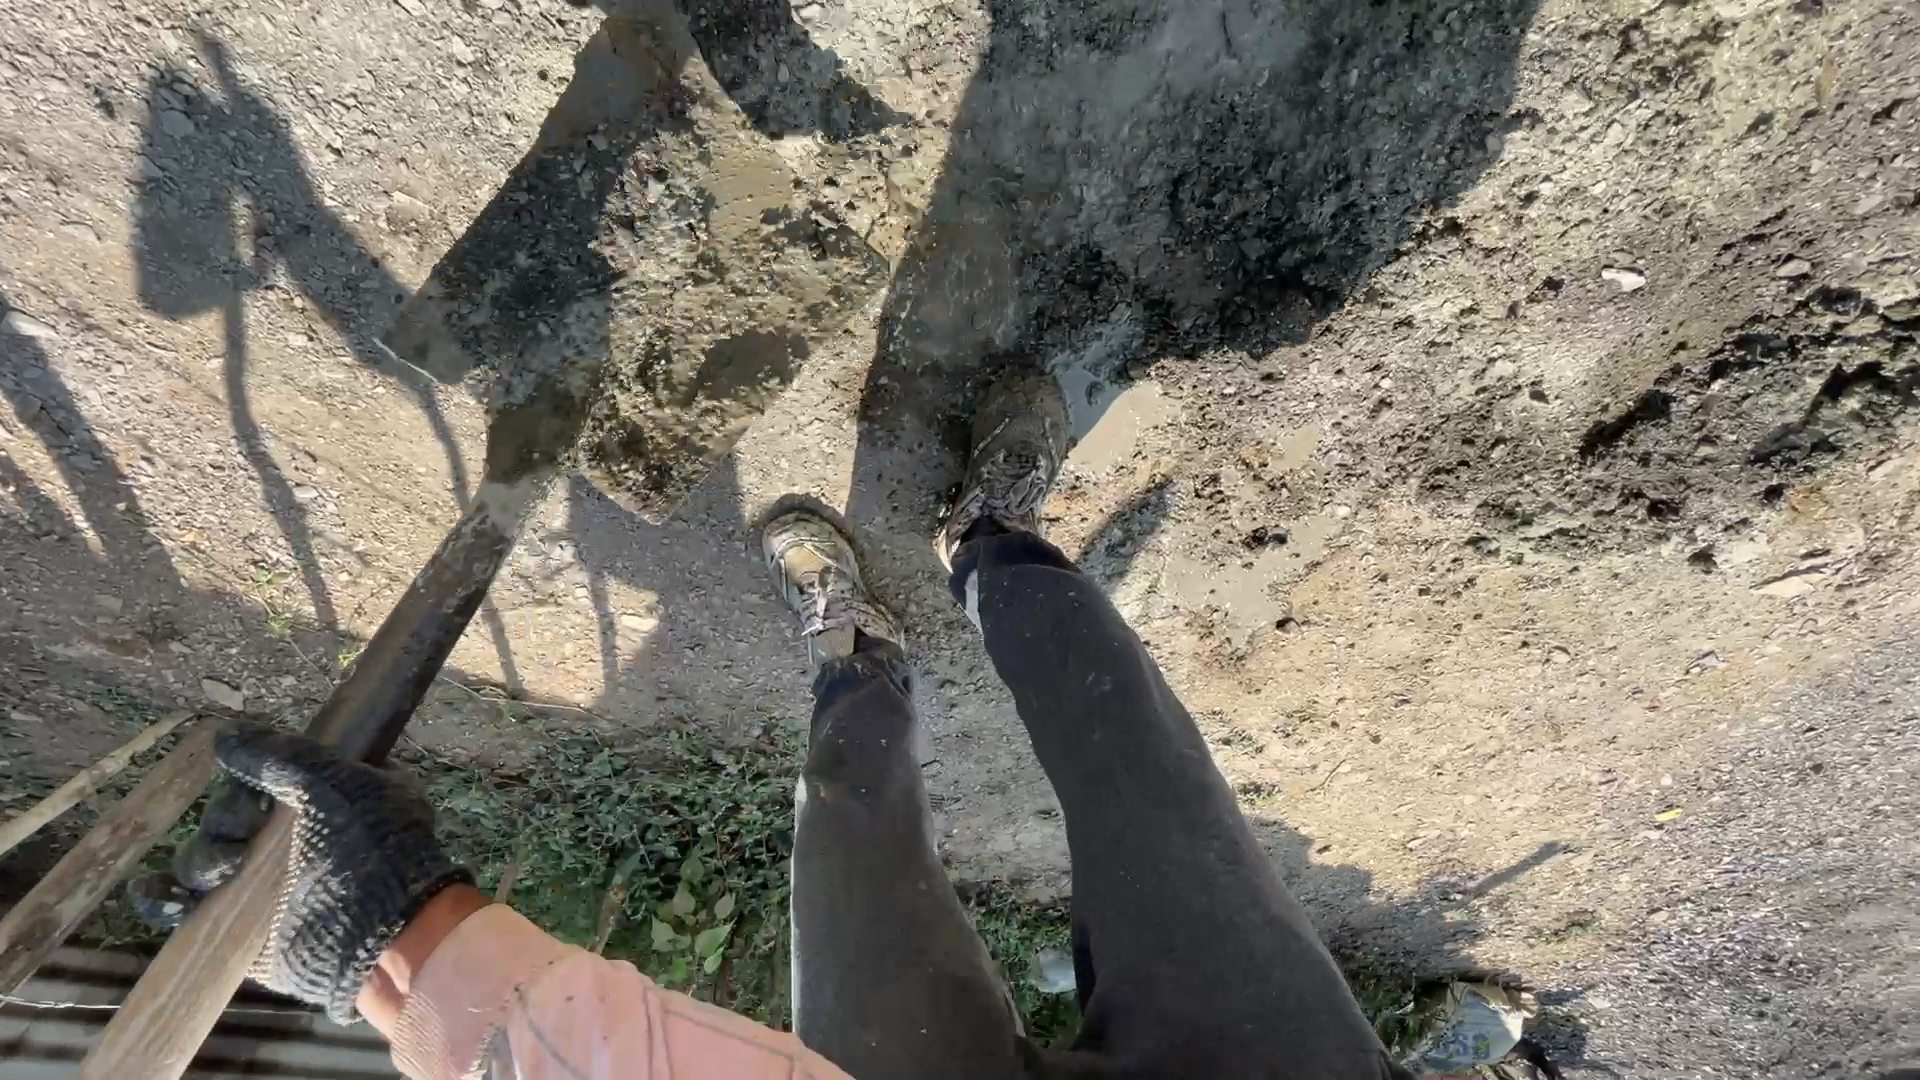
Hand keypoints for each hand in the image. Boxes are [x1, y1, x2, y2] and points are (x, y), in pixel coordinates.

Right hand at [157, 722, 472, 1021]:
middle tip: (243, 831)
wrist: (374, 927)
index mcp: (341, 797)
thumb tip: (228, 733)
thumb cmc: (370, 845)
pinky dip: (162, 896)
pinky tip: (153, 889)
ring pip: (209, 855)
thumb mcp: (340, 785)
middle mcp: (306, 835)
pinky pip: (183, 905)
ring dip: (203, 856)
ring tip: (225, 870)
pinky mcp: (240, 924)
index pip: (280, 776)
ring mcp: (272, 880)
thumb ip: (288, 758)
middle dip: (229, 818)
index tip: (256, 784)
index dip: (259, 775)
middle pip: (237, 813)